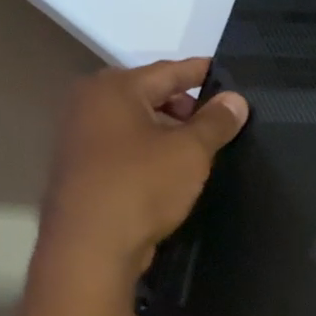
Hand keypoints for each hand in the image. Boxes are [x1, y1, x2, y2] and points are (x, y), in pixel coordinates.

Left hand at [39, 58, 248, 277]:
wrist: (90, 243)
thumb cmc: (142, 185)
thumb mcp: (190, 152)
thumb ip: (215, 122)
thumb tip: (235, 99)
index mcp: (114, 88)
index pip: (168, 71)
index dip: (200, 73)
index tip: (225, 72)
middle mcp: (90, 102)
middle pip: (148, 94)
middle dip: (185, 104)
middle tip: (219, 119)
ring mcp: (80, 135)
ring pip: (135, 121)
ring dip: (168, 129)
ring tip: (201, 146)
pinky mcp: (82, 167)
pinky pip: (124, 145)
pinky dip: (149, 148)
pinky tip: (172, 168)